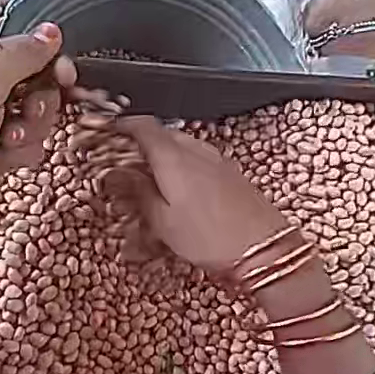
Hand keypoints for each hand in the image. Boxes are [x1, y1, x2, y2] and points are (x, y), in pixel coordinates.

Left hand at [0, 24, 76, 231]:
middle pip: (41, 88)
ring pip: (39, 120)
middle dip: (39, 106)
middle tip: (23, 113)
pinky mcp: (0, 151)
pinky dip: (20, 154)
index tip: (65, 77)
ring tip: (4, 141)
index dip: (51, 66)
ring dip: (29, 132)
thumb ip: (22, 56)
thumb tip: (51, 32)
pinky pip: (32, 146)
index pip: (29, 53)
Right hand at [96, 115, 288, 272]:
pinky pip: (199, 156)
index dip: (123, 127)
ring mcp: (216, 159)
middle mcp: (196, 150)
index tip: (110, 133)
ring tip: (151, 177)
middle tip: (125, 160)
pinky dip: (183, 163)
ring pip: (182, 144)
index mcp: (173, 157)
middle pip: (163, 132)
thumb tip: (119, 173)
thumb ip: (139, 192)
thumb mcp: (162, 222)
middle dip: (141, 142)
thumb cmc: (211, 237)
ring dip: (163, 152)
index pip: (143, 126)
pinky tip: (181, 187)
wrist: (264, 247)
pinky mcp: (230, 171)